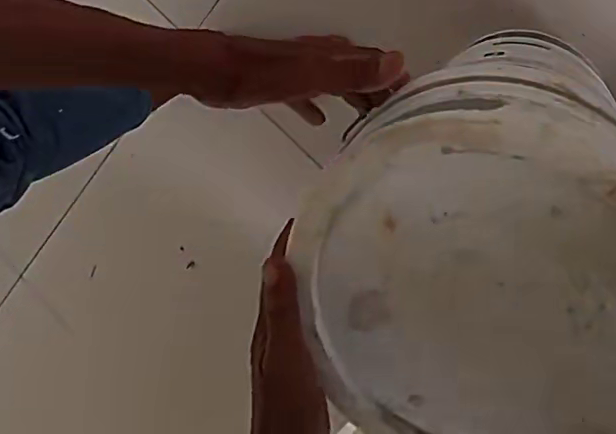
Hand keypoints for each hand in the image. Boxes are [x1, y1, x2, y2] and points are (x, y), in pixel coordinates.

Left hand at [192, 34, 406, 123]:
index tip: (414, 96)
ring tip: (370, 116)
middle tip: (397, 112)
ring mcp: (300, 68)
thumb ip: (351, 72)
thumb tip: (397, 63)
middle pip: (360, 71)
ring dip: (356, 95)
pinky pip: (310, 91)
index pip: (375, 63)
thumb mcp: (309, 76)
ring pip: (338, 80)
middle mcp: (322, 57)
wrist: (206, 70)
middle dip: (380, 88)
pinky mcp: (278, 81)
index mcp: (333, 55)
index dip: (395, 77)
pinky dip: (321, 102)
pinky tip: (319, 119)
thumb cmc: (258, 74)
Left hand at [251, 219, 329, 433]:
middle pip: (289, 279)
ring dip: (317, 271)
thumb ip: (281, 311)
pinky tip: (346, 295)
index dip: (288, 240)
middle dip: (306, 249)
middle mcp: (279, 330)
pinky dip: (328, 295)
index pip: (275, 271)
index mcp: (269, 325)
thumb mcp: (286, 353)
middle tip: (330, 222)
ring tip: (341, 248)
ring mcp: (294, 344)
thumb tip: (274, 263)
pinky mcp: (311, 356)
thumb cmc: (287, 402)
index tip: (308, 212)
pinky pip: (318, 313)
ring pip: (303, 295)